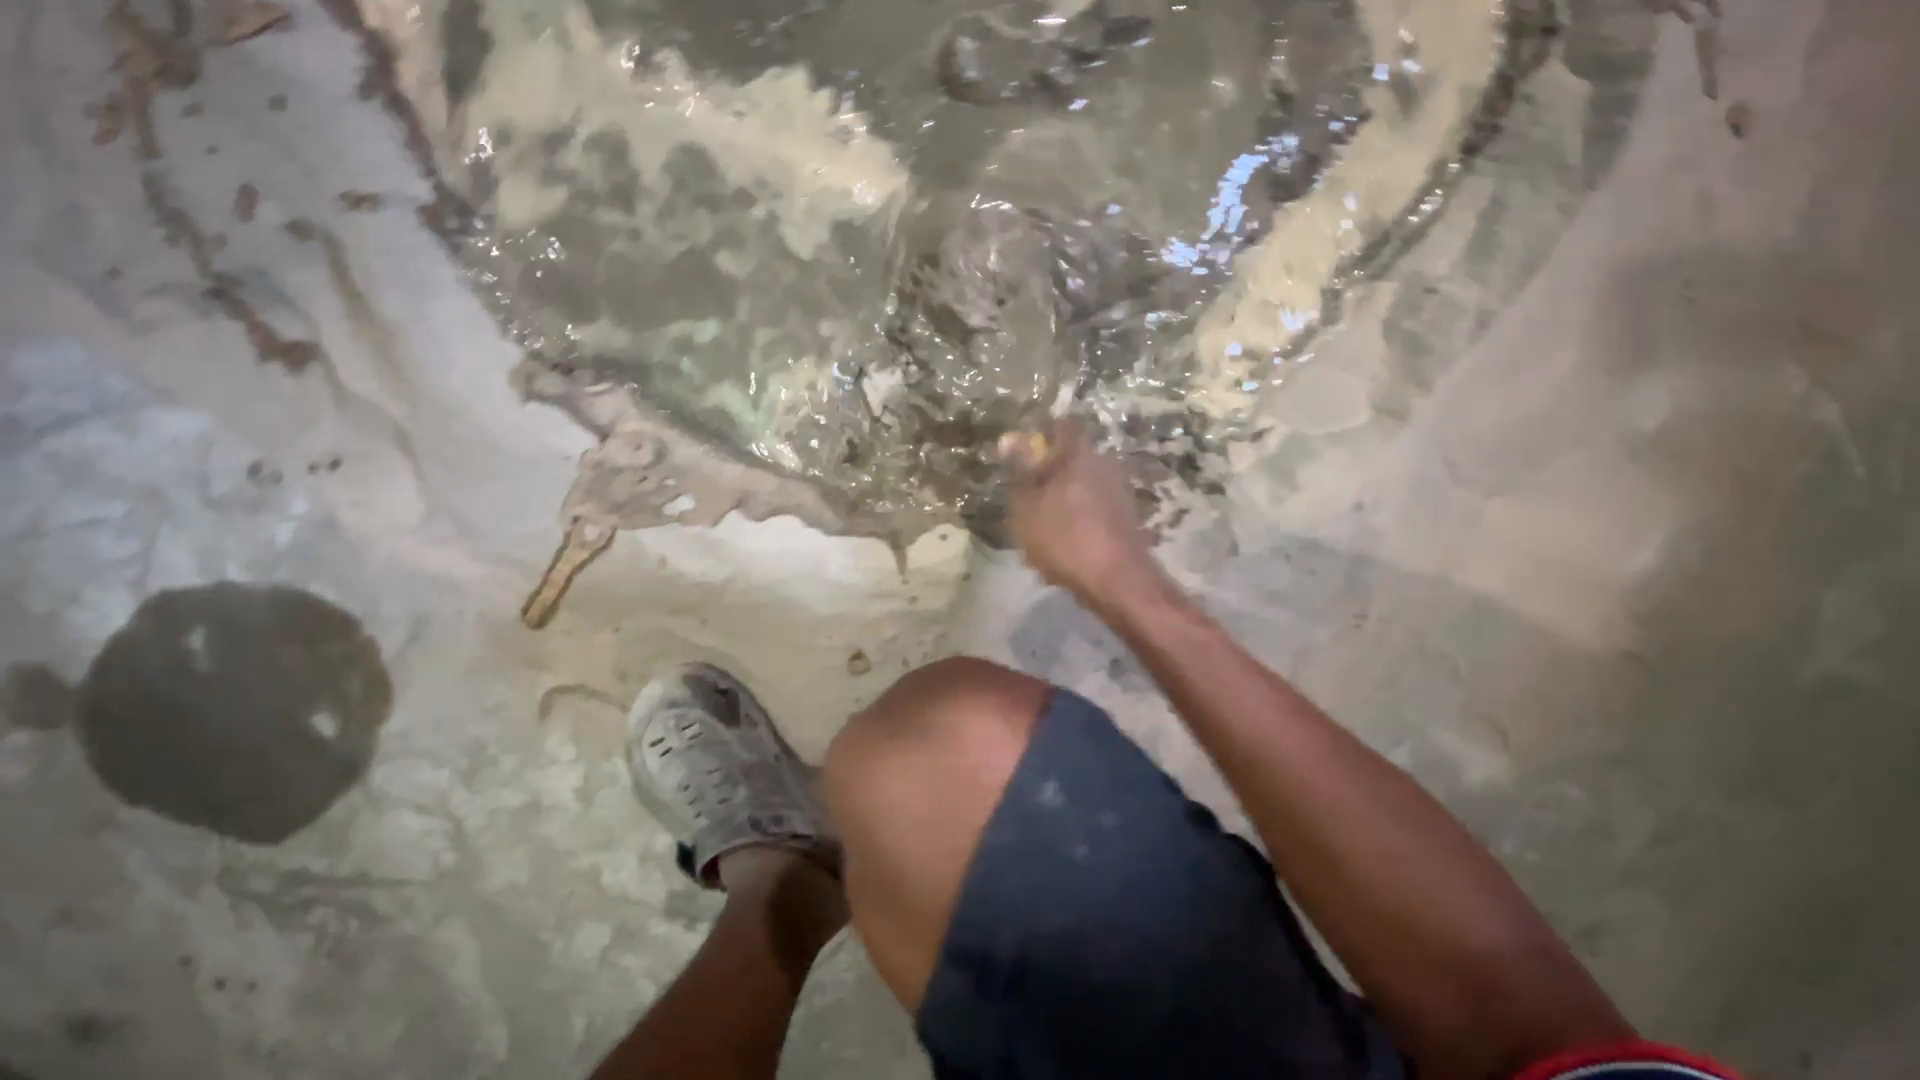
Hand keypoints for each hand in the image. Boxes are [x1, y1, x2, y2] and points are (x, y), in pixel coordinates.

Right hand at [1001, 420, 1159, 602]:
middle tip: (1025, 492)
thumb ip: (1018, 471)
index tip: (1021, 449)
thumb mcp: (1026, 505)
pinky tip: (1064, 543)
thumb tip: (1009, 438)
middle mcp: (1105, 464)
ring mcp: (1120, 491)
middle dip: (1049, 470)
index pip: (1061, 425)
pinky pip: (1094, 509)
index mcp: (1080, 453)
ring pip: (1083, 485)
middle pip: (1073, 457)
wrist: (1117, 580)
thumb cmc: (1064, 537)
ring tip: (1041, 523)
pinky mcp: (1127, 518)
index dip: (1040, 432)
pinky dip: (1078, 518)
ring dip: (1063, 498)